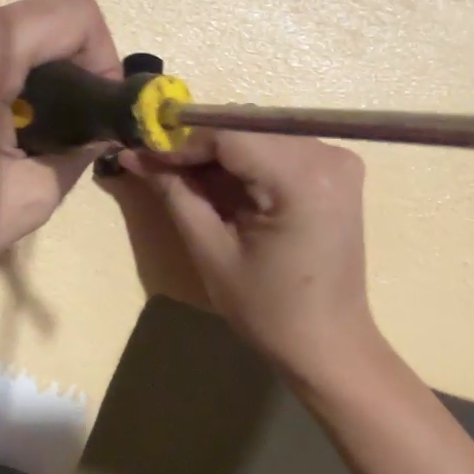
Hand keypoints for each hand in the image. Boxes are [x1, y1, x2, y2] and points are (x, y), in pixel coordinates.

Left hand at [0, 0, 118, 334]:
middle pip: (35, 28)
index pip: (74, 17)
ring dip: (29, 88)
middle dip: (66, 79)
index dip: (106, 62)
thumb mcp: (28, 196)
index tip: (101, 115)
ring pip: (1, 45)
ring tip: (25, 150)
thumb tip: (95, 136)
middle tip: (67, 141)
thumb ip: (76, 152)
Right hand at [106, 130, 375, 378]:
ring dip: (218, 156)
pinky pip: (278, 150)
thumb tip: (135, 155)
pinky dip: (244, 164)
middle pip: (246, 130)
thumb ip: (176, 195)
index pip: (229, 134)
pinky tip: (220, 189)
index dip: (180, 143)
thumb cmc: (267, 309)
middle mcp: (329, 155)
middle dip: (198, 148)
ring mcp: (338, 161)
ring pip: (259, 136)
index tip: (142, 156)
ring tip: (183, 182)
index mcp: (303, 177)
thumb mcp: (211, 251)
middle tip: (155, 168)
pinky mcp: (337, 172)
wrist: (327, 343)